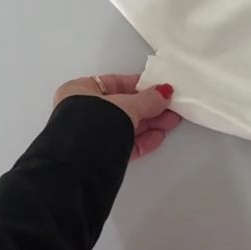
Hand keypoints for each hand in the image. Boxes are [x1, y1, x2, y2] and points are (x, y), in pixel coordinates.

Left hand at [53, 74, 182, 158]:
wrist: (81, 165)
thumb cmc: (92, 126)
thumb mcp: (126, 106)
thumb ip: (147, 99)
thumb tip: (163, 93)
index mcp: (79, 92)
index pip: (114, 84)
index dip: (138, 85)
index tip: (158, 88)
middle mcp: (82, 113)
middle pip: (122, 107)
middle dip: (149, 107)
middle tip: (170, 105)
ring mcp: (91, 136)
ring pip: (125, 127)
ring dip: (150, 123)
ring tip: (171, 120)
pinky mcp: (101, 157)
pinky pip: (125, 145)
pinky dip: (143, 140)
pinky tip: (158, 136)